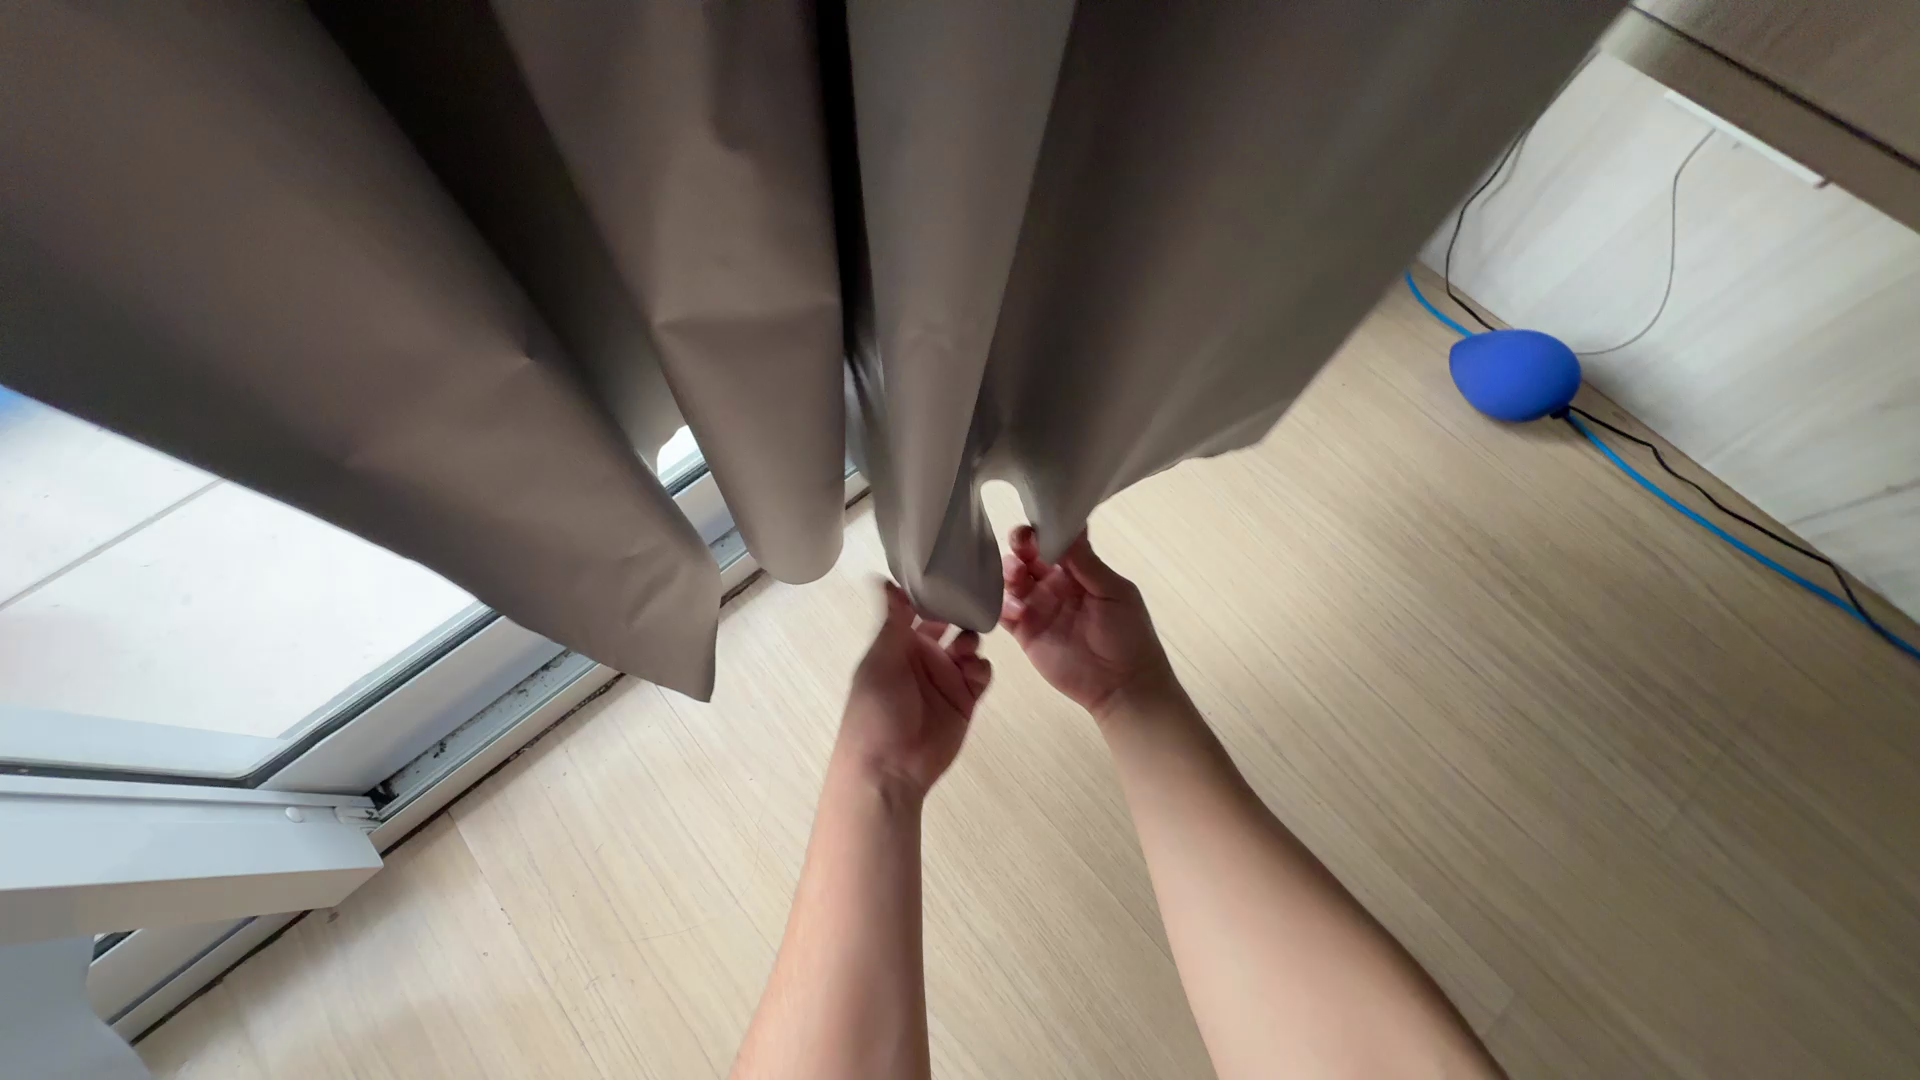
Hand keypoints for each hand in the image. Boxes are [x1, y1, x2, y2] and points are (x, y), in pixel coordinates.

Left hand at [835, 582, 992, 799]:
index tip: (952, 568)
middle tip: (975, 599)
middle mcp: (923, 656)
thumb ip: (892, 620)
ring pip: (968, 646)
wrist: (890, 768)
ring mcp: (945, 678)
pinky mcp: (965, 699)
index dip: (933, 591)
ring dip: (972, 639)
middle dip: (961, 612)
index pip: (919, 609)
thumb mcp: (881, 659)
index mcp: (898, 643)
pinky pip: (981, 674)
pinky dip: (981, 667)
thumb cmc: (876, 708)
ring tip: (966, 645)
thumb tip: (884, 579)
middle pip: (949, 624)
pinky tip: (971, 671)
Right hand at [1000, 526, 1178, 719]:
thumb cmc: (1127, 634)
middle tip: (1022, 547)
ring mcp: (1038, 607)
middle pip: (1028, 555)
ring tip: (1016, 577)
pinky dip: (1002, 605)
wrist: (1122, 685)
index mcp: (1079, 570)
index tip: (1036, 524)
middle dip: (1020, 545)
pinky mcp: (1024, 632)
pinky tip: (1016, 611)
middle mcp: (1054, 583)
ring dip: (1008, 571)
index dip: (1044, 529)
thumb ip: (1087, 562)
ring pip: (1012, 579)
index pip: (1056, 540)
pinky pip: (1003, 612)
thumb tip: (1068, 523)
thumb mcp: (1114, 592)